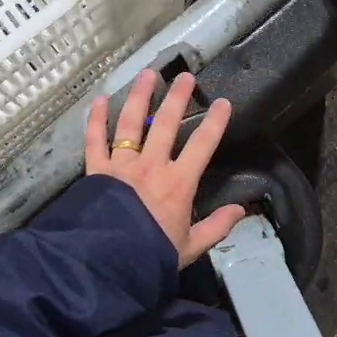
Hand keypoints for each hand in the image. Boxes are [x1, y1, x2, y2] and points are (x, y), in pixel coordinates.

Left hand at [86, 69, 247, 266]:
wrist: (108, 262)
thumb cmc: (151, 255)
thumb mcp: (190, 247)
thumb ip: (216, 227)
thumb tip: (241, 210)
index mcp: (178, 183)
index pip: (202, 145)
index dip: (215, 122)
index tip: (223, 102)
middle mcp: (151, 166)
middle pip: (167, 124)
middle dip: (178, 98)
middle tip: (185, 77)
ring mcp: (122, 165)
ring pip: (131, 123)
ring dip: (141, 97)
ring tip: (148, 75)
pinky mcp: (96, 171)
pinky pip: (95, 140)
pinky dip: (96, 119)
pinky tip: (100, 100)